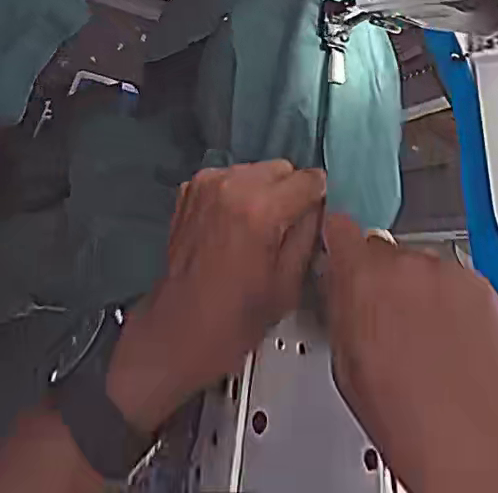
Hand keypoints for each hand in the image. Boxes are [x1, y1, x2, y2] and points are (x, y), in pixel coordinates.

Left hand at [105, 161, 325, 431]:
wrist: (177, 330)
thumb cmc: (236, 318)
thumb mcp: (289, 282)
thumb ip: (310, 233)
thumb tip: (320, 206)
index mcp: (261, 208)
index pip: (310, 179)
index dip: (317, 199)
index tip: (314, 217)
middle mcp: (234, 184)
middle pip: (283, 168)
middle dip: (289, 193)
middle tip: (283, 227)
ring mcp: (209, 182)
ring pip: (257, 170)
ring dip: (263, 190)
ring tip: (255, 228)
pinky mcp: (193, 187)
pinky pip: (231, 177)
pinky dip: (238, 192)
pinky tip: (232, 224)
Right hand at [318, 214, 497, 492]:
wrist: (468, 441)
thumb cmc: (407, 416)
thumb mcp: (345, 362)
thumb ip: (339, 307)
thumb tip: (341, 291)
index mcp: (361, 277)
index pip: (340, 229)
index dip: (338, 239)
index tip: (340, 245)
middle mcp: (403, 264)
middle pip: (383, 250)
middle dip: (382, 277)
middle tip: (388, 318)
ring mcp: (443, 271)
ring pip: (420, 264)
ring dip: (418, 288)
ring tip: (425, 337)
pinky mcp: (477, 283)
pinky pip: (455, 278)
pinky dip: (452, 299)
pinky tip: (451, 338)